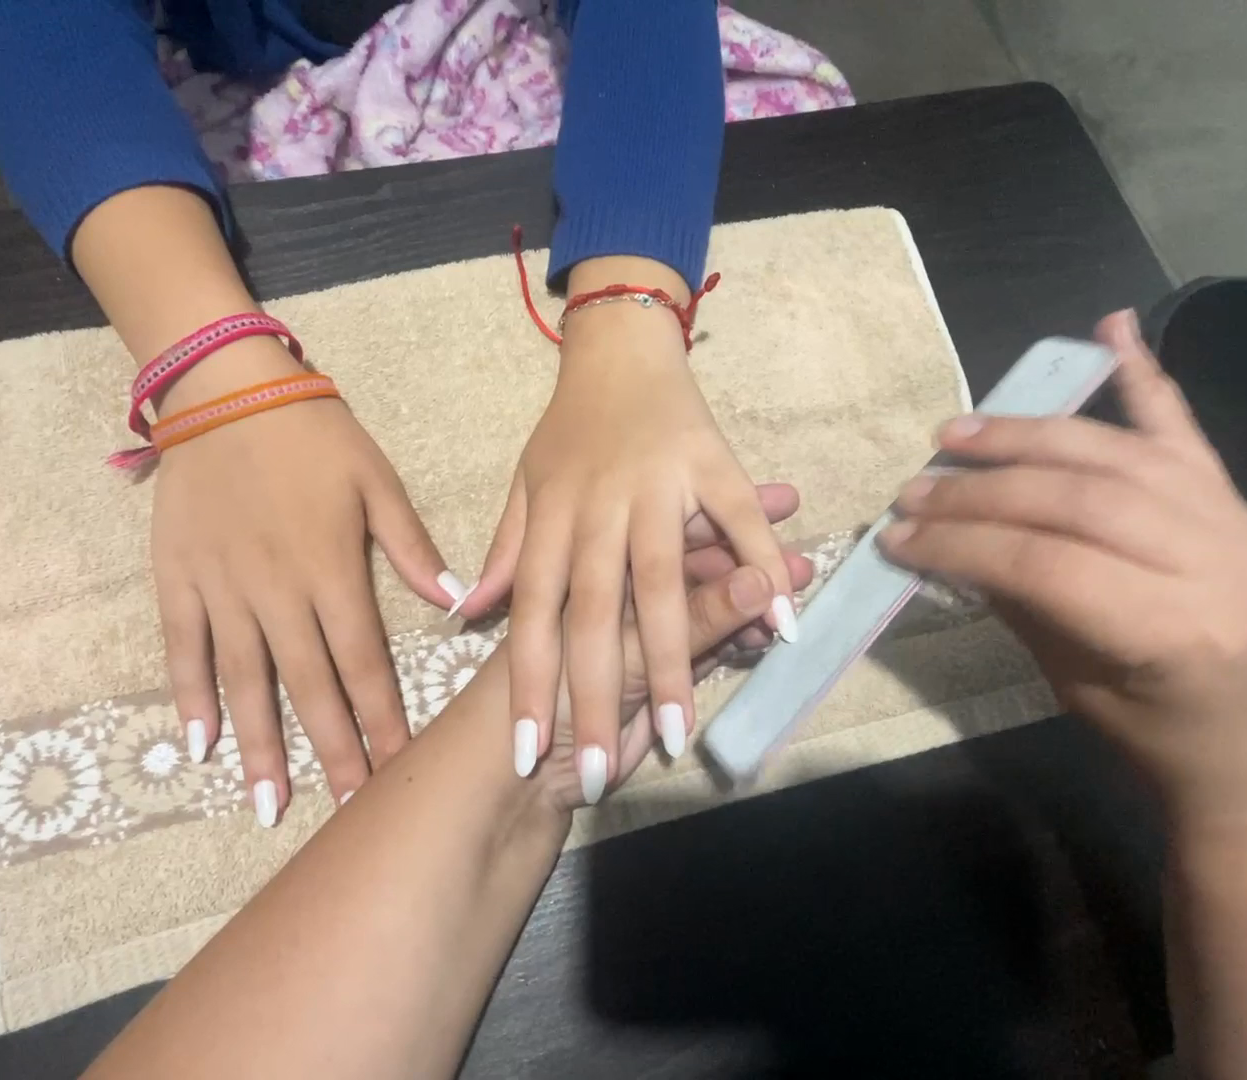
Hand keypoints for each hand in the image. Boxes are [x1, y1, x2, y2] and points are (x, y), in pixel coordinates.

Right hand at [152, 338, 464, 824]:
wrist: (226, 392)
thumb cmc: (314, 436)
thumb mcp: (378, 482)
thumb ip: (413, 547)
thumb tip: (458, 600)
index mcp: (333, 572)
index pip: (364, 664)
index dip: (383, 720)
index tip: (399, 770)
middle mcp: (278, 594)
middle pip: (310, 687)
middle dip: (333, 751)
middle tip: (347, 808)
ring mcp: (222, 591)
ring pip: (245, 681)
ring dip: (260, 744)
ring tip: (269, 803)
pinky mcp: (178, 580)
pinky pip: (183, 648)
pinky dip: (190, 696)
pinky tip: (197, 743)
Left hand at [460, 257, 796, 800]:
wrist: (619, 347)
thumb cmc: (570, 426)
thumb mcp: (525, 484)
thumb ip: (504, 550)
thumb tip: (465, 612)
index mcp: (551, 515)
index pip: (533, 609)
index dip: (526, 680)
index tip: (523, 752)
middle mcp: (597, 505)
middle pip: (594, 610)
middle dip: (595, 695)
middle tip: (597, 772)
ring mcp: (657, 485)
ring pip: (663, 580)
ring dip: (674, 660)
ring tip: (678, 733)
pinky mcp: (712, 464)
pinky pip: (738, 523)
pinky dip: (763, 569)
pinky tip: (781, 629)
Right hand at [875, 310, 1246, 821]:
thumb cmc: (1157, 731)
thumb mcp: (1071, 680)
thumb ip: (1017, 600)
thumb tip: (942, 544)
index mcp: (1175, 631)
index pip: (1045, 564)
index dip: (959, 545)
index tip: (896, 538)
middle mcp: (1215, 561)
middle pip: (1077, 498)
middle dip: (980, 490)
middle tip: (913, 490)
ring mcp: (1234, 520)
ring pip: (1114, 454)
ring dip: (1026, 435)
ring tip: (956, 434)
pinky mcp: (1236, 498)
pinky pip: (1182, 430)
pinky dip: (1143, 376)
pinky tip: (1112, 327)